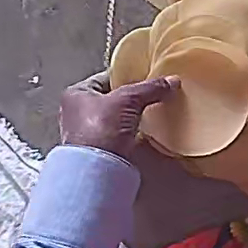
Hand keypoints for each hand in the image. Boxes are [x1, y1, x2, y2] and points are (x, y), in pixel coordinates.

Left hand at [59, 71, 179, 161]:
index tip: (146, 77)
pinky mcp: (99, 151)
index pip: (106, 78)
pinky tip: (144, 132)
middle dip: (132, 98)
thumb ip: (150, 88)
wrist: (97, 172)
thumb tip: (171, 81)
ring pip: (117, 118)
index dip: (127, 76)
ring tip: (152, 112)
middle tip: (152, 94)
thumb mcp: (128, 99)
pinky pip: (120, 136)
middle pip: (112, 98)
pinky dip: (132, 133)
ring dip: (132, 117)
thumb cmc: (100, 129)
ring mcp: (87, 134)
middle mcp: (77, 113)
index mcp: (76, 94)